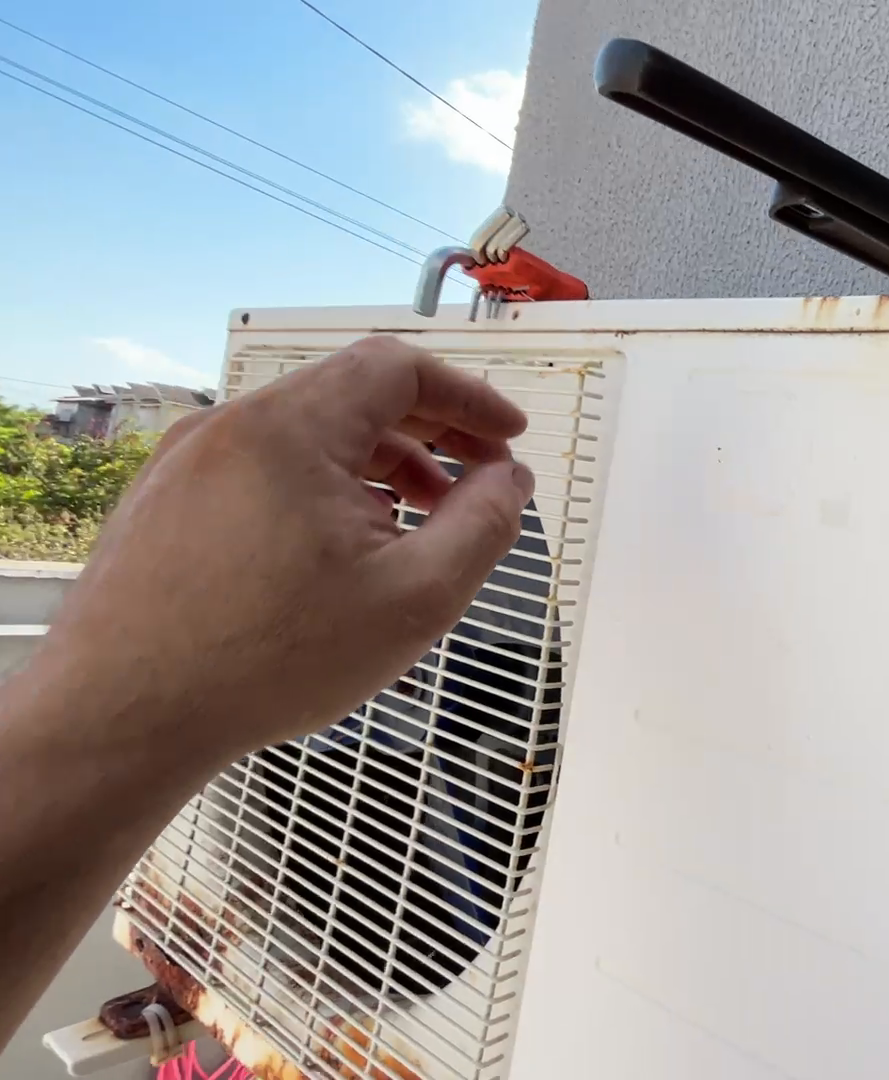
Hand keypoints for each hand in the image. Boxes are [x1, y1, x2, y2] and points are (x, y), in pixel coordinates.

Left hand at [37, 335, 533, 760]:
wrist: (119, 725)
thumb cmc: (276, 659)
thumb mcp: (423, 591)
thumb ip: (487, 522)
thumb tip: (511, 478)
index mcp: (288, 434)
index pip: (397, 368)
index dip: (470, 395)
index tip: (512, 436)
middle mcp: (231, 430)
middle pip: (360, 394)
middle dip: (441, 429)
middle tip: (489, 477)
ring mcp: (193, 463)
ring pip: (322, 433)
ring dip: (397, 461)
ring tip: (436, 517)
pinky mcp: (177, 499)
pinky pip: (281, 464)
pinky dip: (345, 482)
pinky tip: (369, 537)